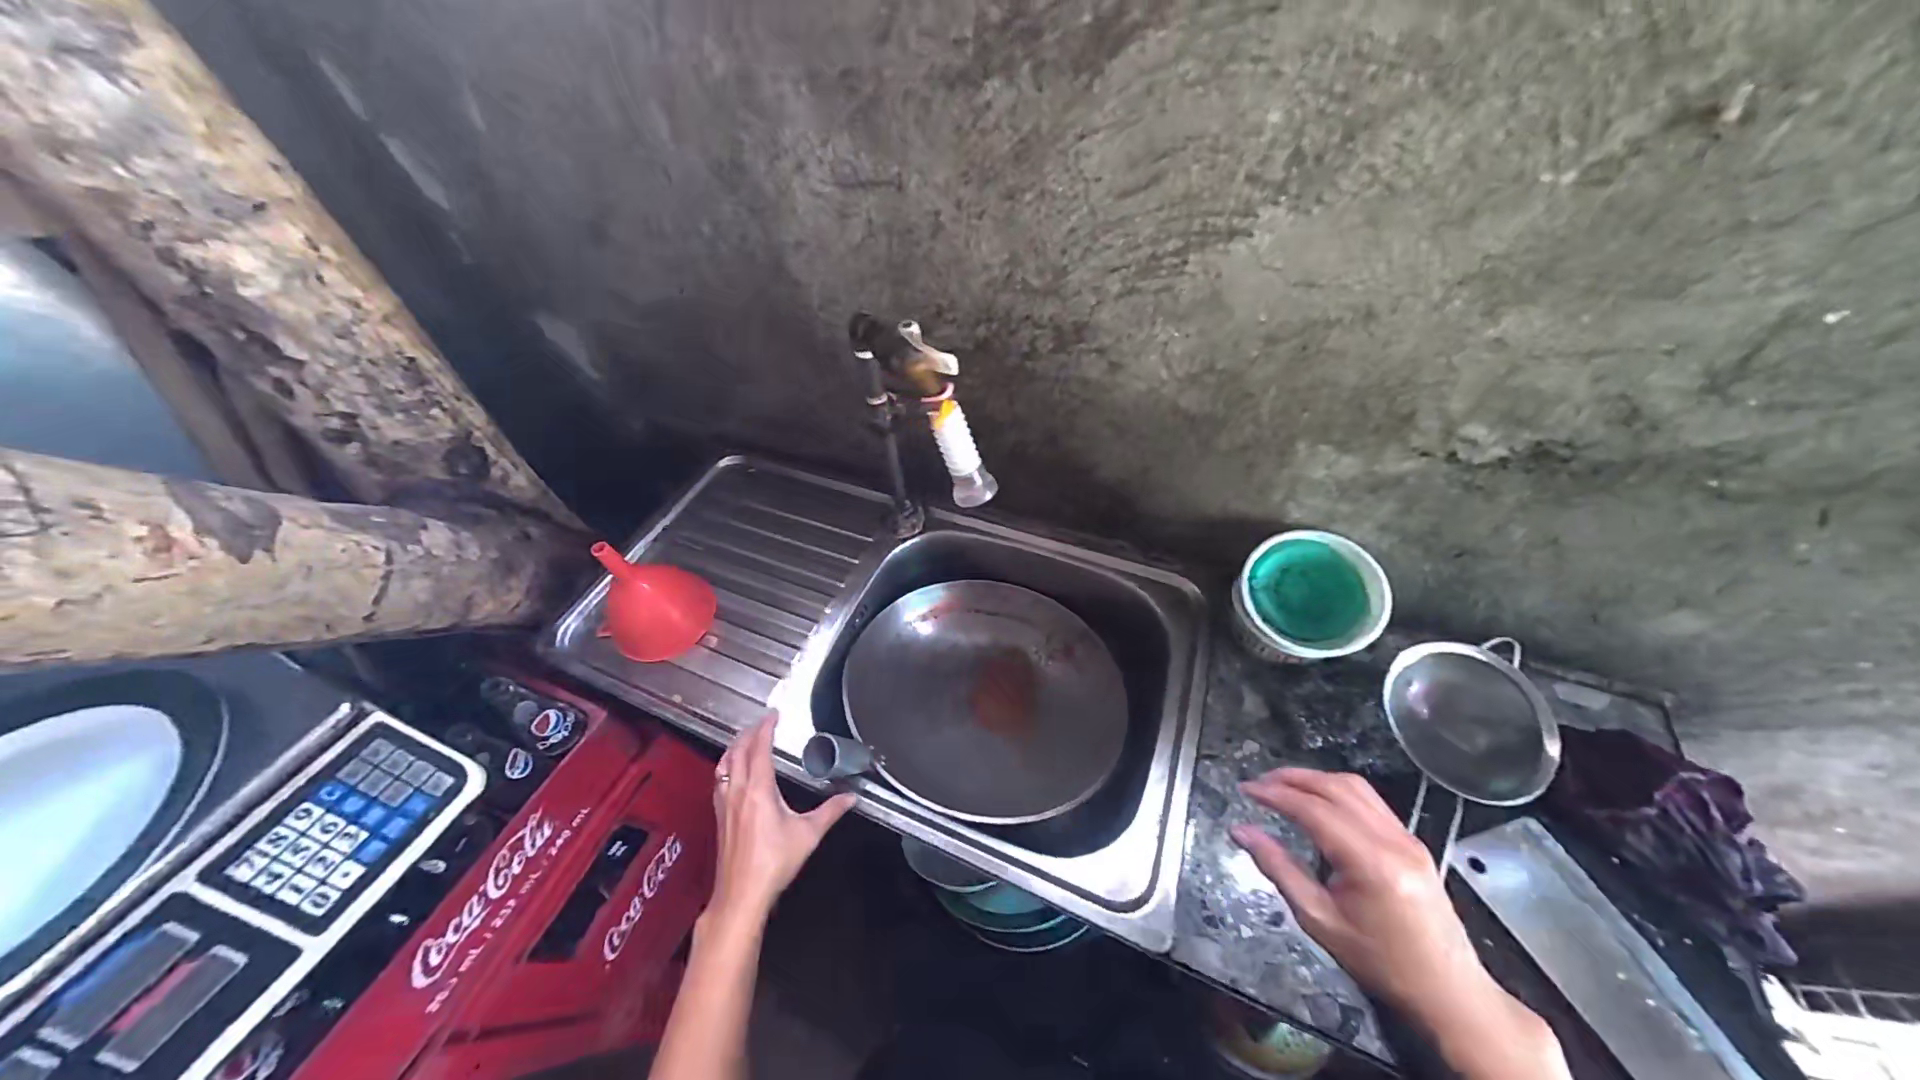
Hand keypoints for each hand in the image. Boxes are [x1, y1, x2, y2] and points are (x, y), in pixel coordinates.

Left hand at [707, 715, 855, 932]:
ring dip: (735, 747)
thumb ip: (830, 812)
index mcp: (758, 790)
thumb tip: (851, 798)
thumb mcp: (808, 834)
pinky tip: (732, 772)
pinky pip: (719, 780)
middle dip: (749, 733)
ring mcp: (724, 804)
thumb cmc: (773, 864)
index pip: (758, 748)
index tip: (773, 715)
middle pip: (737, 751)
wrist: (742, 894)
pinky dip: (727, 766)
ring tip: (745, 740)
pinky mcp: (719, 817)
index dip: (765, 728)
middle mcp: (737, 792)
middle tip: (761, 723)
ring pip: (724, 764)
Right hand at [1230, 769, 1567, 1079]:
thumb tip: (1241, 831)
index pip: (1314, 809)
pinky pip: (1370, 802)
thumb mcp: (1318, 919)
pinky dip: (1336, 792)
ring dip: (1315, 780)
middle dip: (1292, 779)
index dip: (1275, 794)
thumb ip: (1277, 867)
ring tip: (1282, 786)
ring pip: (1355, 788)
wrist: (1448, 992)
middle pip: (1336, 788)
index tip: (1246, 789)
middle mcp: (1394, 841)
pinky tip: (1317, 802)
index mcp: (1371, 862)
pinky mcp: (1413, 842)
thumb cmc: (1380, 962)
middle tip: (1259, 784)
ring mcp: (1408, 839)